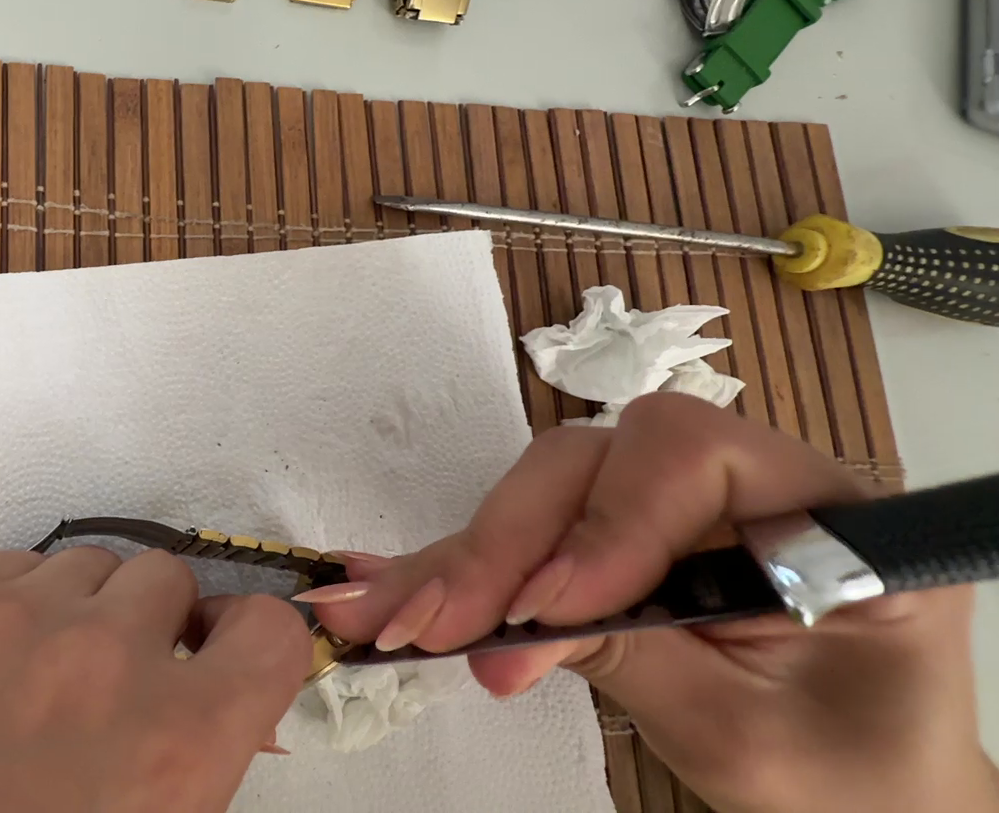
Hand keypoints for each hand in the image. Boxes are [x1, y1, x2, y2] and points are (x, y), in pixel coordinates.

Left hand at [0, 547, 310, 812]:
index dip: (252, 639)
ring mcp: (17, 618)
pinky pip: (18, 561)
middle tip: (118, 673)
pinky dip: (19, 598)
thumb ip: (196, 758)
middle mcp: (103, 660)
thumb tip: (224, 704)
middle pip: (169, 575)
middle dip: (153, 622)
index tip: (226, 648)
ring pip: (91, 560)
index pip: (268, 631)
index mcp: (175, 740)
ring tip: (45, 671)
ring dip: (83, 606)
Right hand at [310, 394, 998, 812]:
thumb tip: (502, 627)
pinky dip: (448, 567)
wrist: (849, 796)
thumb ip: (628, 654)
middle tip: (433, 627)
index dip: (607, 518)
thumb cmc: (841, 781)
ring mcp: (652, 502)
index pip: (687, 455)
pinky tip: (385, 585)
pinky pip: (514, 533)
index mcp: (820, 514)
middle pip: (581, 466)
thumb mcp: (742, 730)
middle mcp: (727, 484)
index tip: (546, 610)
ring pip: (530, 495)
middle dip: (502, 549)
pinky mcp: (597, 531)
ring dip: (459, 563)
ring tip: (391, 622)